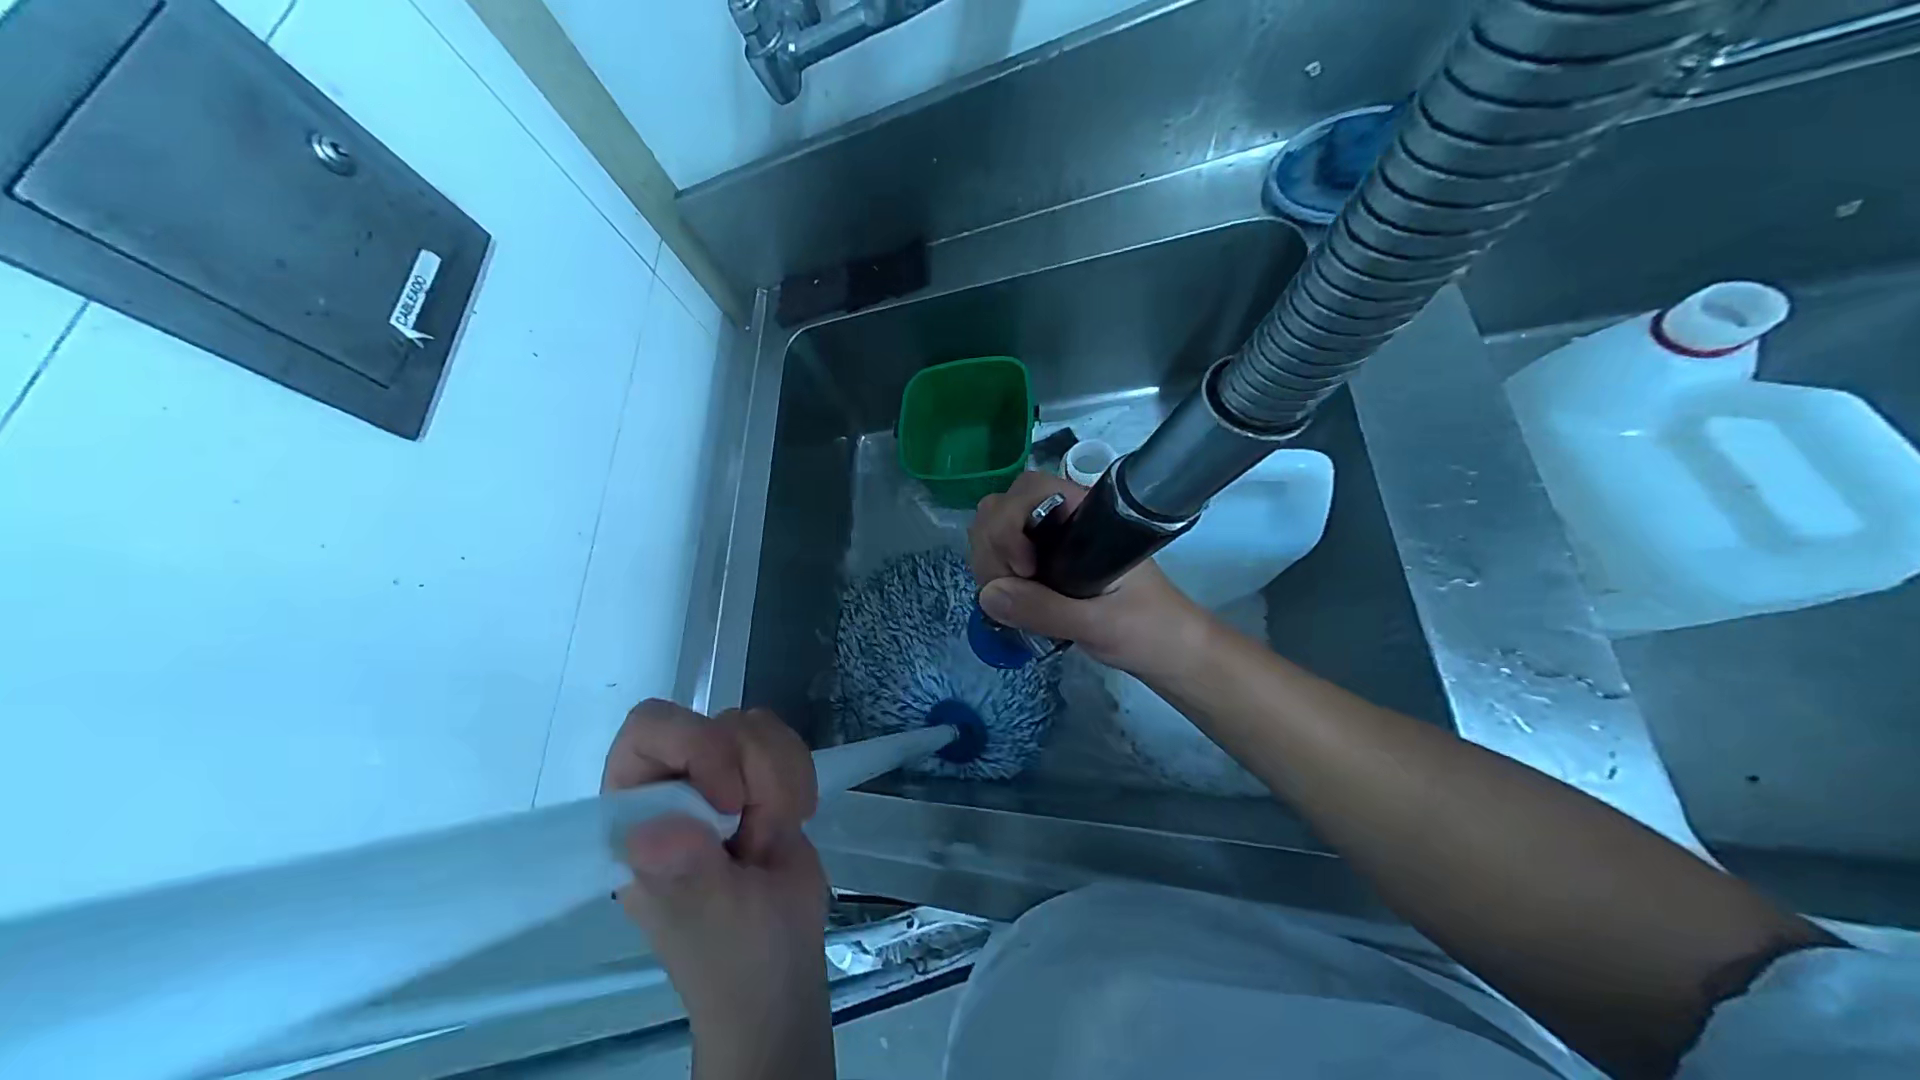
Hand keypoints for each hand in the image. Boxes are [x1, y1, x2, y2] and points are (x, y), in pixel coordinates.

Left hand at [603, 700, 832, 1079]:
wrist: (782, 966)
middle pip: (718, 723)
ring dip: (781, 784)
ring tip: (769, 839)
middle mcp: (671, 782)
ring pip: (758, 727)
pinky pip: (786, 740)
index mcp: (634, 810)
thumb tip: (651, 834)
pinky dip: (799, 778)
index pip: (649, 729)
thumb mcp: (708, 920)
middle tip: (755, 840)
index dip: (697, 747)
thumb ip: (684, 876)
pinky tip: (791, 822)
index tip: (731, 805)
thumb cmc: (733, 953)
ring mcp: (717, 775)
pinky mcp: (757, 775)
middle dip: (756, 780)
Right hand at [968, 469, 1215, 679]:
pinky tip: (1010, 604)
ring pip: (995, 532)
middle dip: (993, 547)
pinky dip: (995, 578)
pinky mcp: (1044, 567)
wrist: (1172, 653)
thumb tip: (989, 594)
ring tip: (1012, 603)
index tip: (1024, 569)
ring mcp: (1050, 543)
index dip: (1011, 522)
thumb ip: (1045, 609)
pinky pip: (1002, 559)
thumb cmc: (1150, 630)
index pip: (1029, 489)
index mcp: (1086, 516)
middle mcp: (1063, 520)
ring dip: (990, 565)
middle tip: (1012, 592)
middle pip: (1002, 508)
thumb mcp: (1099, 624)